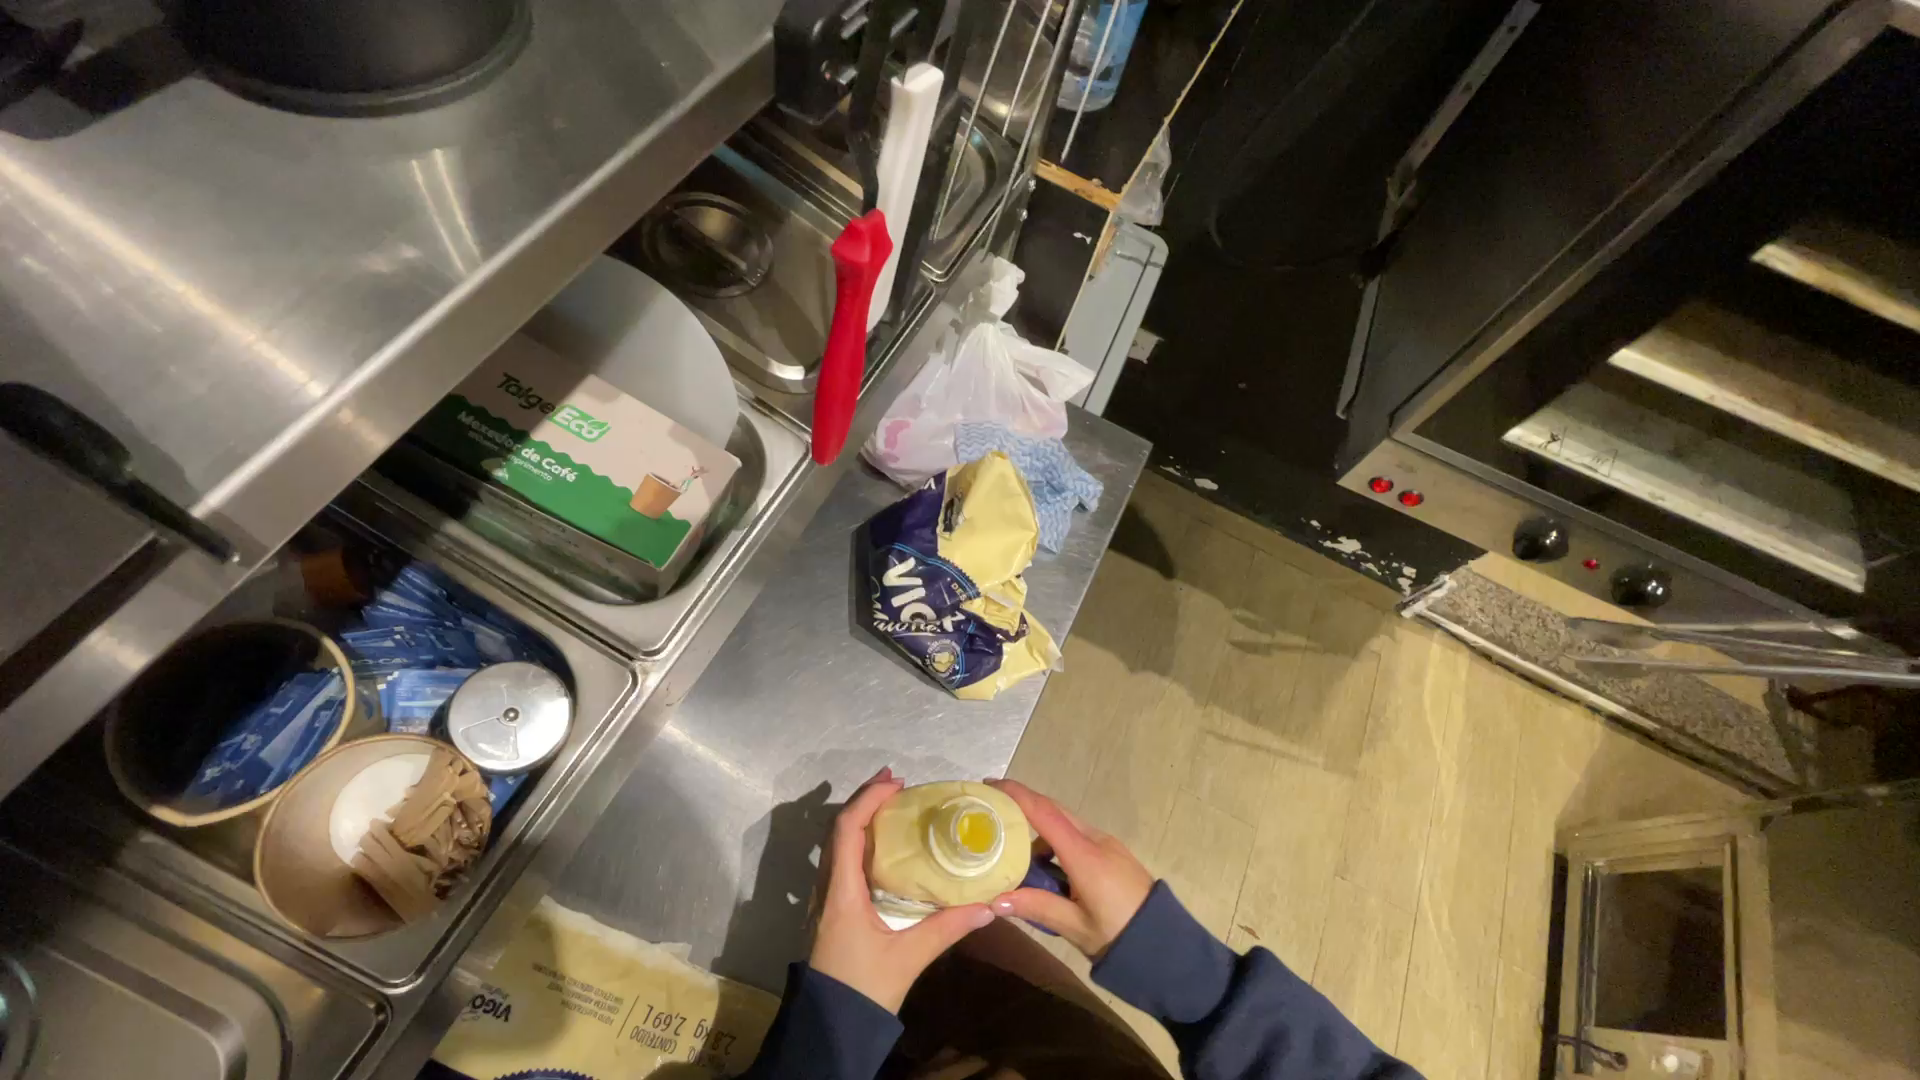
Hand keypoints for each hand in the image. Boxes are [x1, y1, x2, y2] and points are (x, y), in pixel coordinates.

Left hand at [808, 767, 995, 1011]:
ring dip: (862, 819)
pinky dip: (862, 841)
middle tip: (898, 783)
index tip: (896, 782)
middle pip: (839, 829)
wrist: (829, 1028)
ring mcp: (826, 899)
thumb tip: (987, 905)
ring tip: (894, 806)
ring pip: (838, 844)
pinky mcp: (831, 910)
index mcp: (841, 891)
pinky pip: (842, 861)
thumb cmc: (864, 989)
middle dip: (867, 800)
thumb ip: (947, 929)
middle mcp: (828, 887)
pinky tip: (885, 847)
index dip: (869, 799)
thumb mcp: (908, 958)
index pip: (847, 829)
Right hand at [986, 779, 1153, 957]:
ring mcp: (1106, 844)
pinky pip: (1076, 834)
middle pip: (1053, 810)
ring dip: (1039, 827)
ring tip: (1012, 848)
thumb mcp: (1075, 927)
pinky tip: (1043, 864)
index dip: (1016, 795)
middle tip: (992, 810)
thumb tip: (994, 899)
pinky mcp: (1112, 852)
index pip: (1044, 813)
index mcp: (1084, 854)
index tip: (990, 785)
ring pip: (1065, 822)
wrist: (1166, 945)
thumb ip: (1036, 907)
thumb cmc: (1118, 935)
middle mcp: (1095, 840)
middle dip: (1022, 804)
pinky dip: (1054, 839)